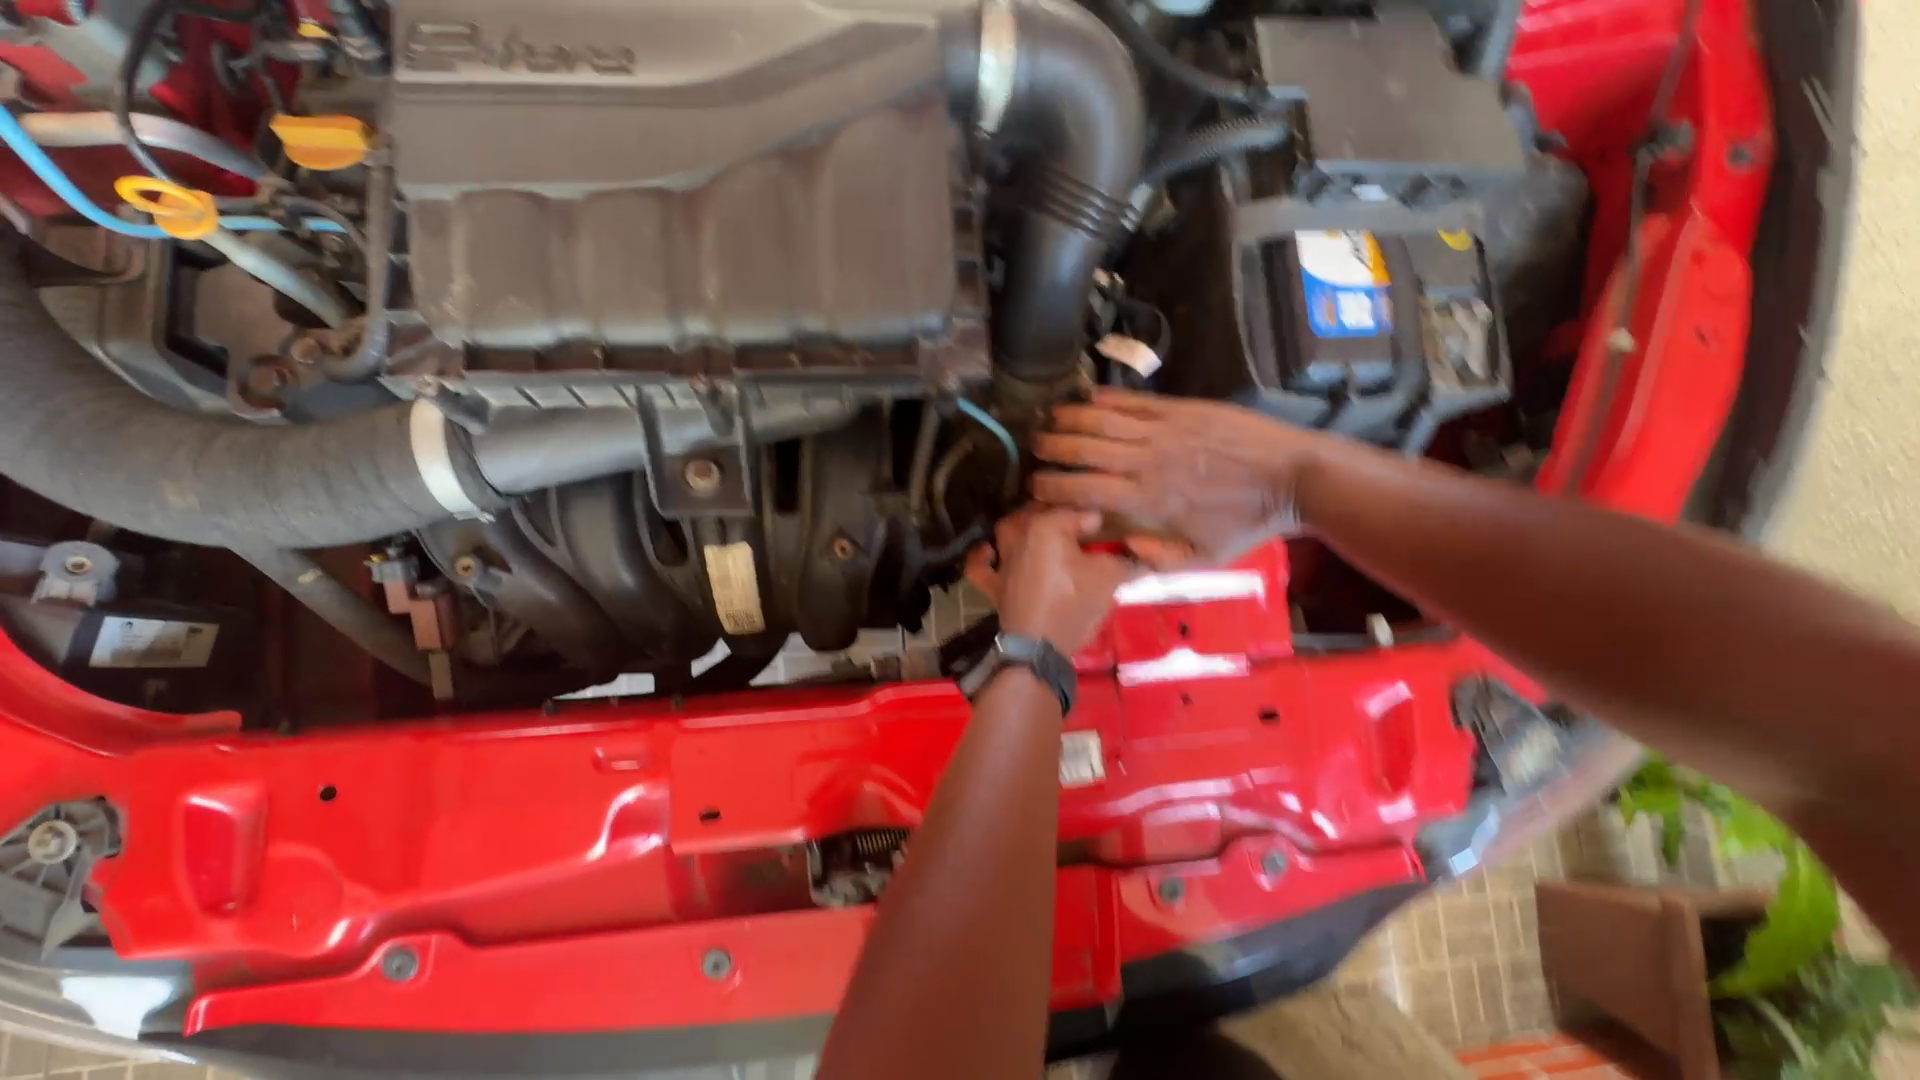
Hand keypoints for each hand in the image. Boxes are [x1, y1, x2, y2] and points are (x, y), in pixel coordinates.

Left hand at [965, 508, 1136, 651]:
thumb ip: (1123, 561)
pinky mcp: (993, 585)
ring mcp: (1003, 561)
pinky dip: (982, 556)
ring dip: (1021, 525)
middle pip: (1039, 514)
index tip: (1110, 533)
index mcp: (1046, 526)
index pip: (1077, 512)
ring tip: (1040, 530)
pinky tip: (988, 551)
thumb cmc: (1074, 605)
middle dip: (1059, 515)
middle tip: (1080, 529)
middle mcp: (1020, 536)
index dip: (1097, 521)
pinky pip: (980, 566)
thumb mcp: (1108, 579)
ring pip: (1007, 530)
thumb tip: (1138, 554)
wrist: (1039, 647)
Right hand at [1031, 388, 1323, 566]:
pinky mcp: (1181, 409)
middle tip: (1034, 450)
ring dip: (1070, 419)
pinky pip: (1134, 402)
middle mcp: (1148, 461)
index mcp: (1150, 500)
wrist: (1293, 475)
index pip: (1086, 489)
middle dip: (1053, 448)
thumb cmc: (1248, 521)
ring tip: (1049, 420)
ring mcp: (1164, 430)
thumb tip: (1121, 546)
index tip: (1035, 488)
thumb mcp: (1206, 558)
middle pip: (1086, 449)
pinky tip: (1085, 397)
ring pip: (1103, 419)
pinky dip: (1105, 399)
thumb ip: (1160, 559)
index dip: (1054, 487)